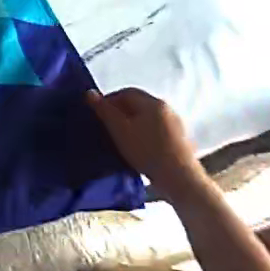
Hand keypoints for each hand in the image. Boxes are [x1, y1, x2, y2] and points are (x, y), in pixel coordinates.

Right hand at [85, 88, 204, 188]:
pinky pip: (157, 129)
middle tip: (107, 126)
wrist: (180, 178)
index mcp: (152, 102)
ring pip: (148, 117)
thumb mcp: (119, 131)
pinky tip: (139, 148)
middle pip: (138, 103)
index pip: (126, 92)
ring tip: (120, 139)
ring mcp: (176, 123)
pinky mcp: (180, 139)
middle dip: (121, 111)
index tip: (97, 113)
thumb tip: (90, 93)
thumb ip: (104, 111)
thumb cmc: (147, 151)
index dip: (108, 99)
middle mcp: (166, 108)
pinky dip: (145, 133)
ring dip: (133, 123)